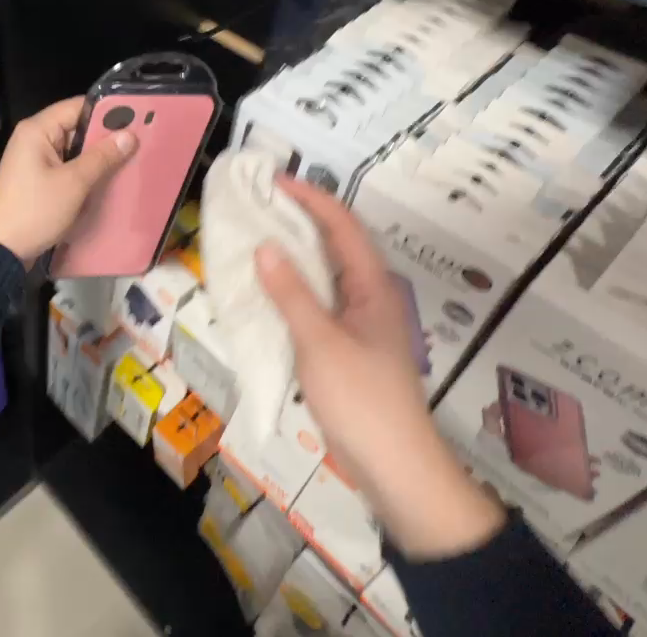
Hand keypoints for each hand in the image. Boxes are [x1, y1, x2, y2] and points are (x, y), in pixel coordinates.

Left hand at [0, 97, 135, 266]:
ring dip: (96, 157)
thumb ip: (102, 157)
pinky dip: (83, 172)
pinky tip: (107, 179)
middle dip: (105, 136)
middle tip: (140, 142)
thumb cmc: (35, 210)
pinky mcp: (36, 180)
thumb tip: (129, 135)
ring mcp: (33, 160)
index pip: (77, 107)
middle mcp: (33, 138)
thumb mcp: (73, 183)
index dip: (107, 111)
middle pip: (75, 128)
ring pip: (72, 150)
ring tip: (131, 160)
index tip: (138, 119)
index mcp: (37, 130)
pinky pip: (65, 167)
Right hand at [257, 178, 504, 559]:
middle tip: (256, 202)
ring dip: (291, 250)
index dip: (311, 198)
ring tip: (252, 234)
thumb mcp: (320, 342)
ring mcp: (356, 322)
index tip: (274, 180)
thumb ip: (291, 293)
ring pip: (322, 272)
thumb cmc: (362, 399)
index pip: (342, 227)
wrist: (394, 467)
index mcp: (372, 287)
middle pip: (334, 243)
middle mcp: (367, 297)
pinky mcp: (342, 345)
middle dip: (298, 217)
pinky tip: (262, 287)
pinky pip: (313, 300)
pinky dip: (288, 285)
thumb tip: (264, 245)